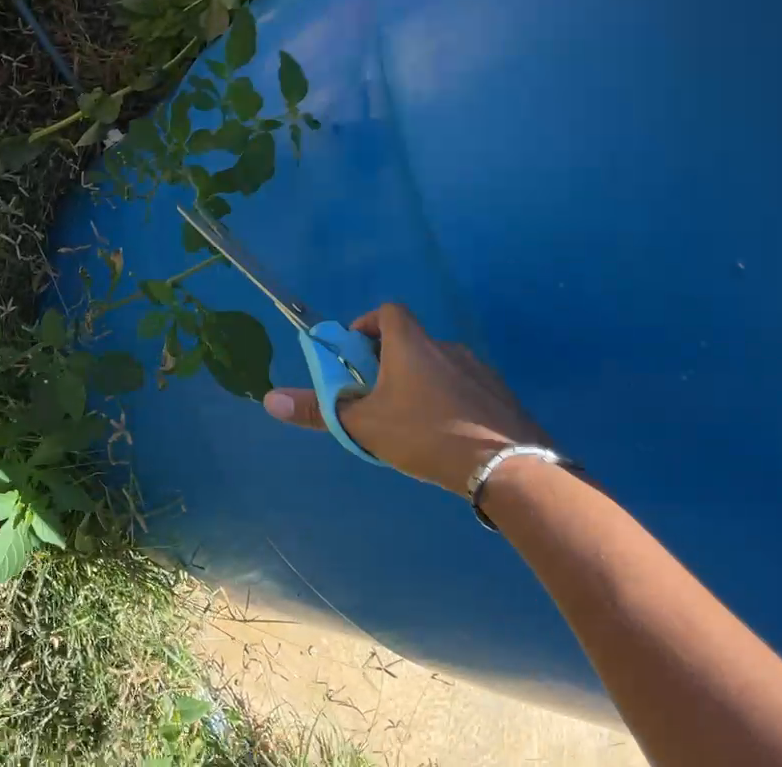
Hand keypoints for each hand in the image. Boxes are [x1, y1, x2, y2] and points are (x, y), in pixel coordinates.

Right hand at [262, 302, 551, 491]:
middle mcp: (447, 348)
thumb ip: (317, 410)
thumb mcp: (363, 424)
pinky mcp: (503, 398)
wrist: (512, 469)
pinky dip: (450, 402)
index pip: (387, 312)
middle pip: (411, 341)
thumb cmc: (426, 434)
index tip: (354, 355)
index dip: (366, 326)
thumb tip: (269, 400)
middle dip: (388, 363)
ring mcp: (480, 372)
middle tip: (374, 395)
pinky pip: (466, 389)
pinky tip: (446, 436)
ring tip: (410, 421)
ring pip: (439, 367)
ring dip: (421, 383)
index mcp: (411, 345)